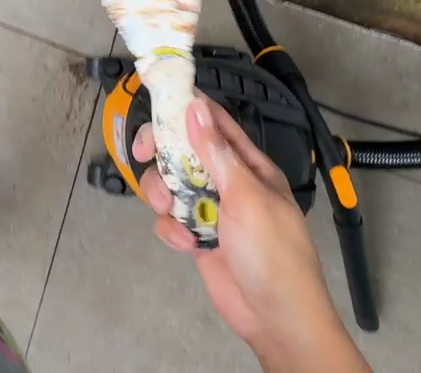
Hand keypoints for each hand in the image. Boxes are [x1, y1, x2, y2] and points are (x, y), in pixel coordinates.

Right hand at [136, 94, 367, 372]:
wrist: (276, 320)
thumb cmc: (271, 253)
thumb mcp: (245, 196)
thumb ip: (216, 151)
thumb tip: (195, 106)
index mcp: (248, 166)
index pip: (214, 124)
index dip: (186, 108)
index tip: (156, 100)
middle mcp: (228, 182)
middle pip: (183, 151)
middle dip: (162, 153)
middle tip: (144, 154)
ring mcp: (212, 209)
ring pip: (170, 183)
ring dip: (163, 196)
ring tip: (171, 212)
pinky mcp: (198, 235)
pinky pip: (170, 219)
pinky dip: (172, 229)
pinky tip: (187, 245)